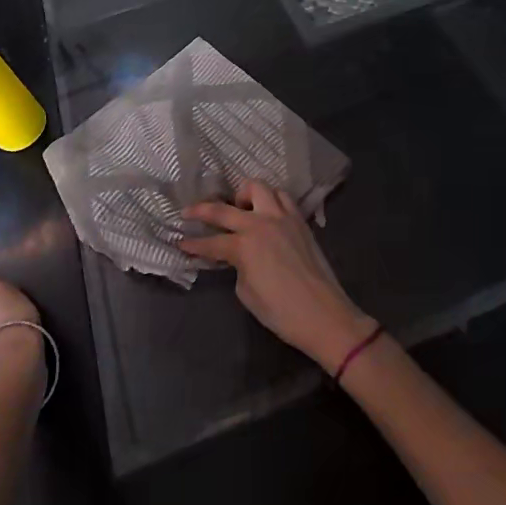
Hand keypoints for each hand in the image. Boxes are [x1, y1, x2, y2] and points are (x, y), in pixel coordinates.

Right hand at [179, 181, 375, 371]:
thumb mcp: (246, 292)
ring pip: (258, 188)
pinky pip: (282, 198)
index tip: (180, 243)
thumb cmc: (281, 312)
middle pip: (223, 208)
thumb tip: (237, 258)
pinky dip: (270, 200)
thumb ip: (237, 267)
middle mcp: (260, 224)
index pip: (210, 242)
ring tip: (239, 207)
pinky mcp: (300, 222)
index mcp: (243, 245)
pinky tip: (265, 213)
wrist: (325, 316)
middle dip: (201, 210)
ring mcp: (282, 219)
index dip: (192, 245)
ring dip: (243, 194)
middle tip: (188, 212)